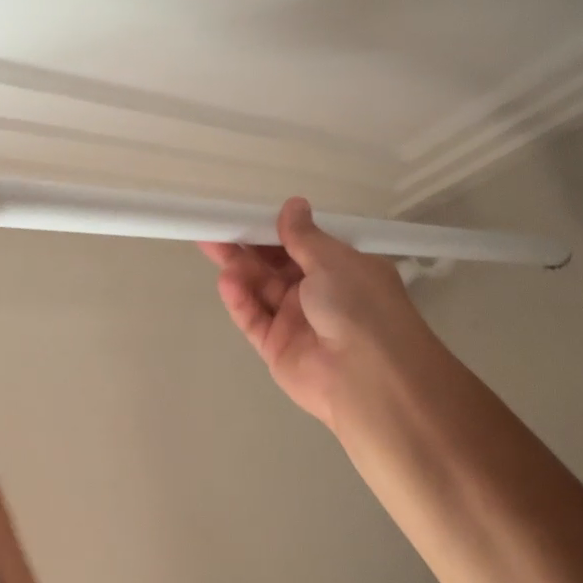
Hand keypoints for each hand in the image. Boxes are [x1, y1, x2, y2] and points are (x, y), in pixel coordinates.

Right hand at [198, 198, 434, 432]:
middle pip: (275, 266)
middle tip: (215, 227)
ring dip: (241, 269)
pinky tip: (227, 281)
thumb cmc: (359, 305)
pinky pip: (254, 319)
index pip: (303, 245)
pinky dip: (240, 300)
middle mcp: (320, 294)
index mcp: (342, 269)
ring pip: (261, 290)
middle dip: (247, 246)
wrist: (368, 376)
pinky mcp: (276, 347)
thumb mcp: (335, 260)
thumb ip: (304, 236)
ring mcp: (296, 322)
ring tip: (214, 248)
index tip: (248, 214)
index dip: (275, 230)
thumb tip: (293, 205)